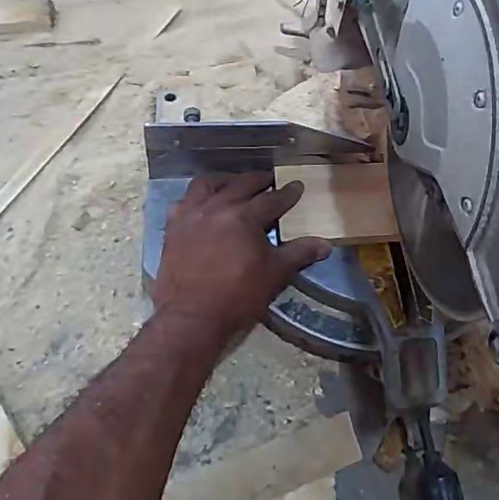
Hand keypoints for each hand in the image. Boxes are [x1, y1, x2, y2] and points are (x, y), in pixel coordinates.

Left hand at [153, 172, 332, 345]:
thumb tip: (325, 245)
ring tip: (234, 186)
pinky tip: (203, 207)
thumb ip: (300, 253)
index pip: (272, 199)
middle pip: (241, 184)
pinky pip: (183, 203)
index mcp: (245, 217)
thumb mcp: (275, 273)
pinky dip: (196, 199)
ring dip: (224, 182)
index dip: (287, 193)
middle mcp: (217, 208)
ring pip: (206, 185)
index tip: (296, 187)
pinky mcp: (173, 230)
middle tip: (269, 181)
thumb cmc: (238, 296)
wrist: (191, 319)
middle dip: (258, 181)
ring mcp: (191, 216)